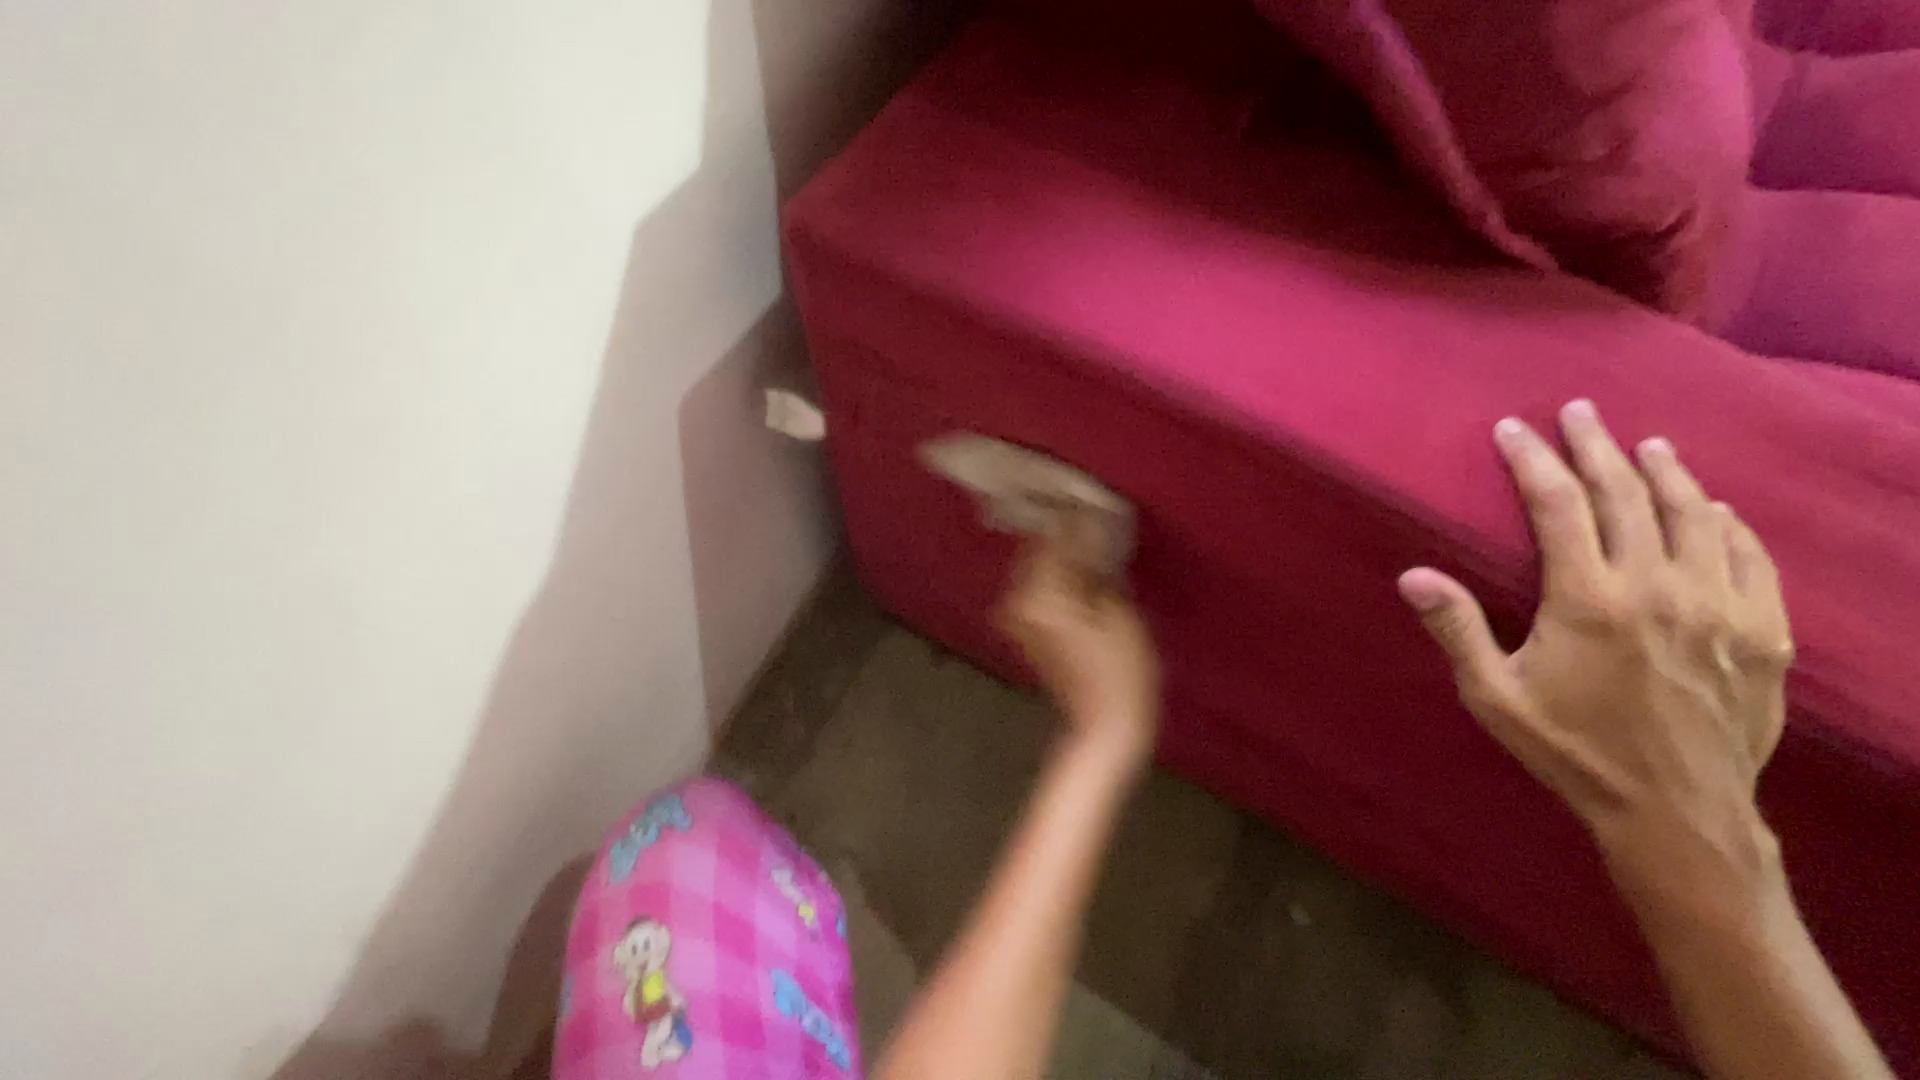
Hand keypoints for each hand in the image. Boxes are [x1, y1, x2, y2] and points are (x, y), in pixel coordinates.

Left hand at [998, 507, 1160, 765]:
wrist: (1104, 726)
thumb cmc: (1122, 671)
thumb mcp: (1118, 611)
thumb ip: (1098, 566)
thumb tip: (1090, 532)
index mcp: (1042, 594)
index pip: (1055, 538)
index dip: (1073, 514)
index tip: (1087, 492)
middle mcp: (1019, 600)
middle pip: (1038, 549)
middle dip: (1062, 528)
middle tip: (1088, 506)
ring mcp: (1018, 615)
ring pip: (1037, 566)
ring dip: (1059, 550)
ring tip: (1089, 532)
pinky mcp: (1025, 626)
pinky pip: (1039, 585)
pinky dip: (1057, 573)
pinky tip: (1081, 565)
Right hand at [1397, 400, 1793, 900]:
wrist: (1676, 812)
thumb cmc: (1571, 751)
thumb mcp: (1493, 696)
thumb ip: (1456, 629)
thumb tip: (1412, 574)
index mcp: (1589, 600)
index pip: (1559, 506)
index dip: (1533, 460)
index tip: (1514, 429)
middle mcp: (1659, 589)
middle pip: (1627, 496)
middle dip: (1596, 446)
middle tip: (1578, 412)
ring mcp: (1721, 608)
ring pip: (1693, 516)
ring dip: (1665, 473)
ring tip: (1646, 444)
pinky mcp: (1764, 634)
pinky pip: (1750, 558)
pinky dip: (1727, 524)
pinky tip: (1714, 511)